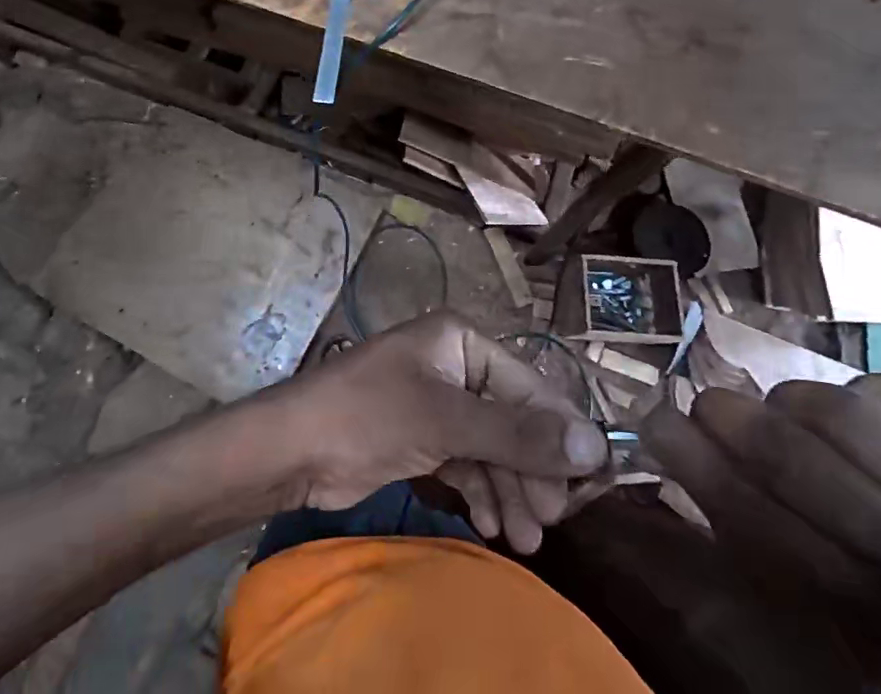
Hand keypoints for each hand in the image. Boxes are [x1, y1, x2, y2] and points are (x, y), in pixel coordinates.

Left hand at [268, 311, 607, 553]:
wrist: (288, 451)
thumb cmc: (368, 416)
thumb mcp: (446, 421)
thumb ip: (518, 434)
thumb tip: (592, 445)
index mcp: (463, 342)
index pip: (527, 385)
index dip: (558, 429)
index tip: (589, 475)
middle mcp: (456, 368)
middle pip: (511, 420)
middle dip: (530, 471)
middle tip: (551, 519)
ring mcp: (439, 405)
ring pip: (490, 449)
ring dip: (509, 491)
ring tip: (526, 538)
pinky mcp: (423, 440)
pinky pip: (466, 465)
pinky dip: (480, 493)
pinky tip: (492, 525)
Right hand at [643, 375, 880, 689]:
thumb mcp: (809, 614)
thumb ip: (740, 535)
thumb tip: (667, 438)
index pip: (765, 527)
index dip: (699, 466)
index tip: (655, 422)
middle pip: (807, 462)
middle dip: (736, 420)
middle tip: (708, 403)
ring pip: (851, 413)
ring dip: (794, 402)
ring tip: (783, 412)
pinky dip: (858, 393)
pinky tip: (855, 421)